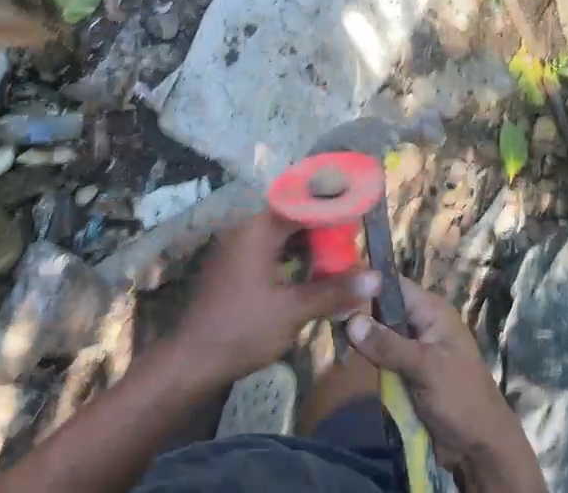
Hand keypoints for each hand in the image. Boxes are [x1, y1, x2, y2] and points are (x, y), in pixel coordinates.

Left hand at [173, 211, 379, 384]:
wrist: (190, 363)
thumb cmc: (242, 330)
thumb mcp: (293, 311)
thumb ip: (335, 290)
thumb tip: (377, 277)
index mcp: (257, 229)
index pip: (303, 204)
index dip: (333, 208)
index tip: (360, 214)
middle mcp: (244, 230)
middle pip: (292, 218)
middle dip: (324, 230)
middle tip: (354, 242)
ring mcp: (236, 249)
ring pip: (281, 236)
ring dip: (308, 246)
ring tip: (339, 258)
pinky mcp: (233, 268)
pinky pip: (269, 251)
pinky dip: (291, 259)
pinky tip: (312, 273)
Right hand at [348, 278, 545, 491]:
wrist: (478, 449)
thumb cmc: (460, 399)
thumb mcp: (425, 368)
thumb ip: (388, 345)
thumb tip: (350, 320)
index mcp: (432, 311)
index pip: (393, 284)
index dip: (365, 282)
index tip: (332, 286)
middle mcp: (421, 322)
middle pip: (382, 307)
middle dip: (357, 311)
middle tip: (324, 313)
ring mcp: (412, 347)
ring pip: (378, 333)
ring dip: (359, 337)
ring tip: (328, 332)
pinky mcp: (405, 371)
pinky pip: (381, 357)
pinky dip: (367, 357)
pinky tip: (343, 353)